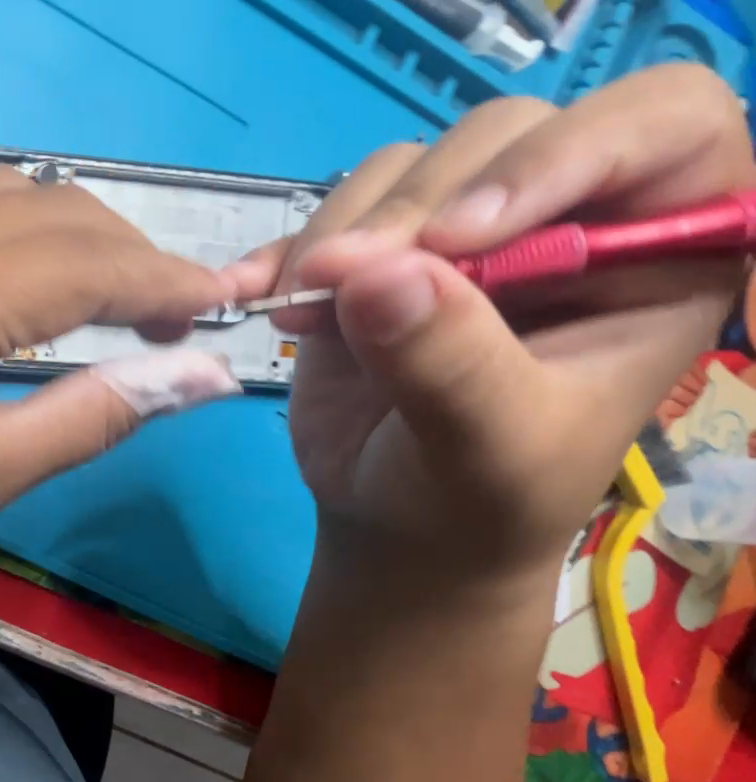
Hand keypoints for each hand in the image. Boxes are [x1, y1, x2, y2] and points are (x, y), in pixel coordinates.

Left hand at [0, 166, 234, 598]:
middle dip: (128, 256)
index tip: (224, 304)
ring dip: (75, 234)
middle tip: (172, 316)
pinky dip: (12, 223)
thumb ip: (98, 412)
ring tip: (113, 296)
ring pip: (7, 193)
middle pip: (52, 214)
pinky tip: (33, 271)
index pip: (79, 264)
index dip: (162, 282)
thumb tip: (206, 372)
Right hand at [225, 64, 755, 580]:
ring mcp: (458, 238)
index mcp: (653, 250)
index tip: (453, 237)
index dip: (560, 156)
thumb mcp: (490, 443)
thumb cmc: (480, 496)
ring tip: (299, 307)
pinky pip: (329, 216)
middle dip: (412, 207)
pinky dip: (283, 251)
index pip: (655, 129)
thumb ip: (451, 362)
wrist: (400, 524)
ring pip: (404, 168)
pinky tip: (253, 295)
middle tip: (338, 281)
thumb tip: (374, 276)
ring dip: (338, 230)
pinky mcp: (374, 262)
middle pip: (500, 138)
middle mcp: (563, 221)